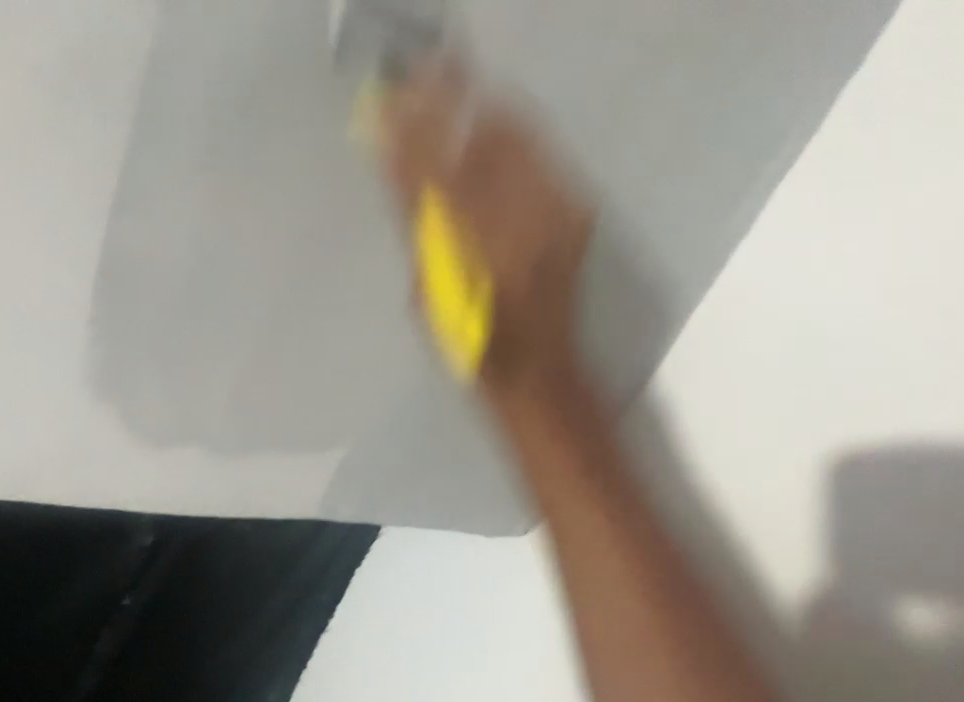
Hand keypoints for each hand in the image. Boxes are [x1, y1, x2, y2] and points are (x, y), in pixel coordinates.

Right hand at [382, 59, 592, 394]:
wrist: (538, 368)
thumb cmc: (470, 343)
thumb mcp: (429, 293)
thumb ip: (416, 228)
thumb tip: (395, 169)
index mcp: (477, 244)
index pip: (439, 171)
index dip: (414, 131)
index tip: (390, 100)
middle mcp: (522, 218)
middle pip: (482, 139)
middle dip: (450, 103)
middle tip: (422, 72)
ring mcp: (555, 209)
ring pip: (515, 138)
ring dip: (480, 110)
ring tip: (451, 83)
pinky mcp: (573, 207)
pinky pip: (537, 156)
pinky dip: (508, 136)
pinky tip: (490, 126)